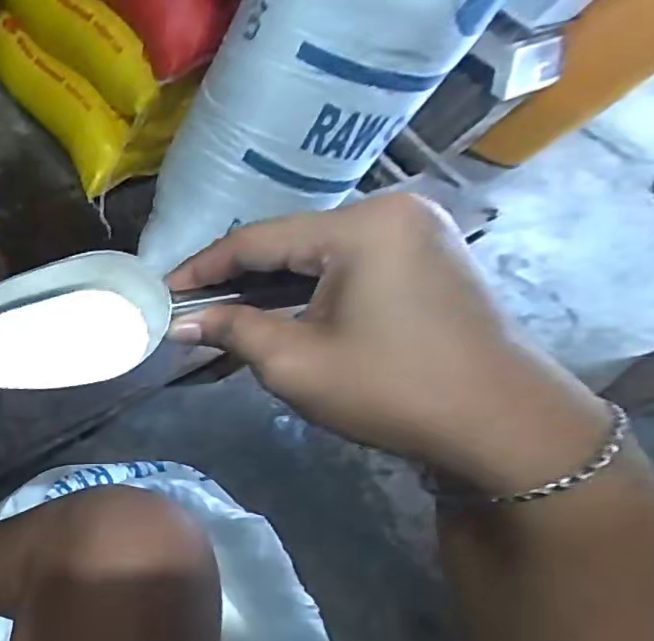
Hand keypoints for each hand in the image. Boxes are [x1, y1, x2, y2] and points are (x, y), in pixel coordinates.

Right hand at [167, 194, 609, 496]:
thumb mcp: (293, 362)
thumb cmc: (387, 387)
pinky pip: (342, 263)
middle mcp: (390, 210)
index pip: (257, 239)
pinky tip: (270, 312)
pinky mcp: (421, 255)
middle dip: (231, 276)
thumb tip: (180, 322)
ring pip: (312, 252)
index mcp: (360, 226)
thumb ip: (233, 329)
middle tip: (186, 308)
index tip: (160, 293)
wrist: (493, 418)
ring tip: (218, 314)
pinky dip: (300, 288)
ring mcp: (412, 230)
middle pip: (286, 240)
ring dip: (264, 284)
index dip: (201, 268)